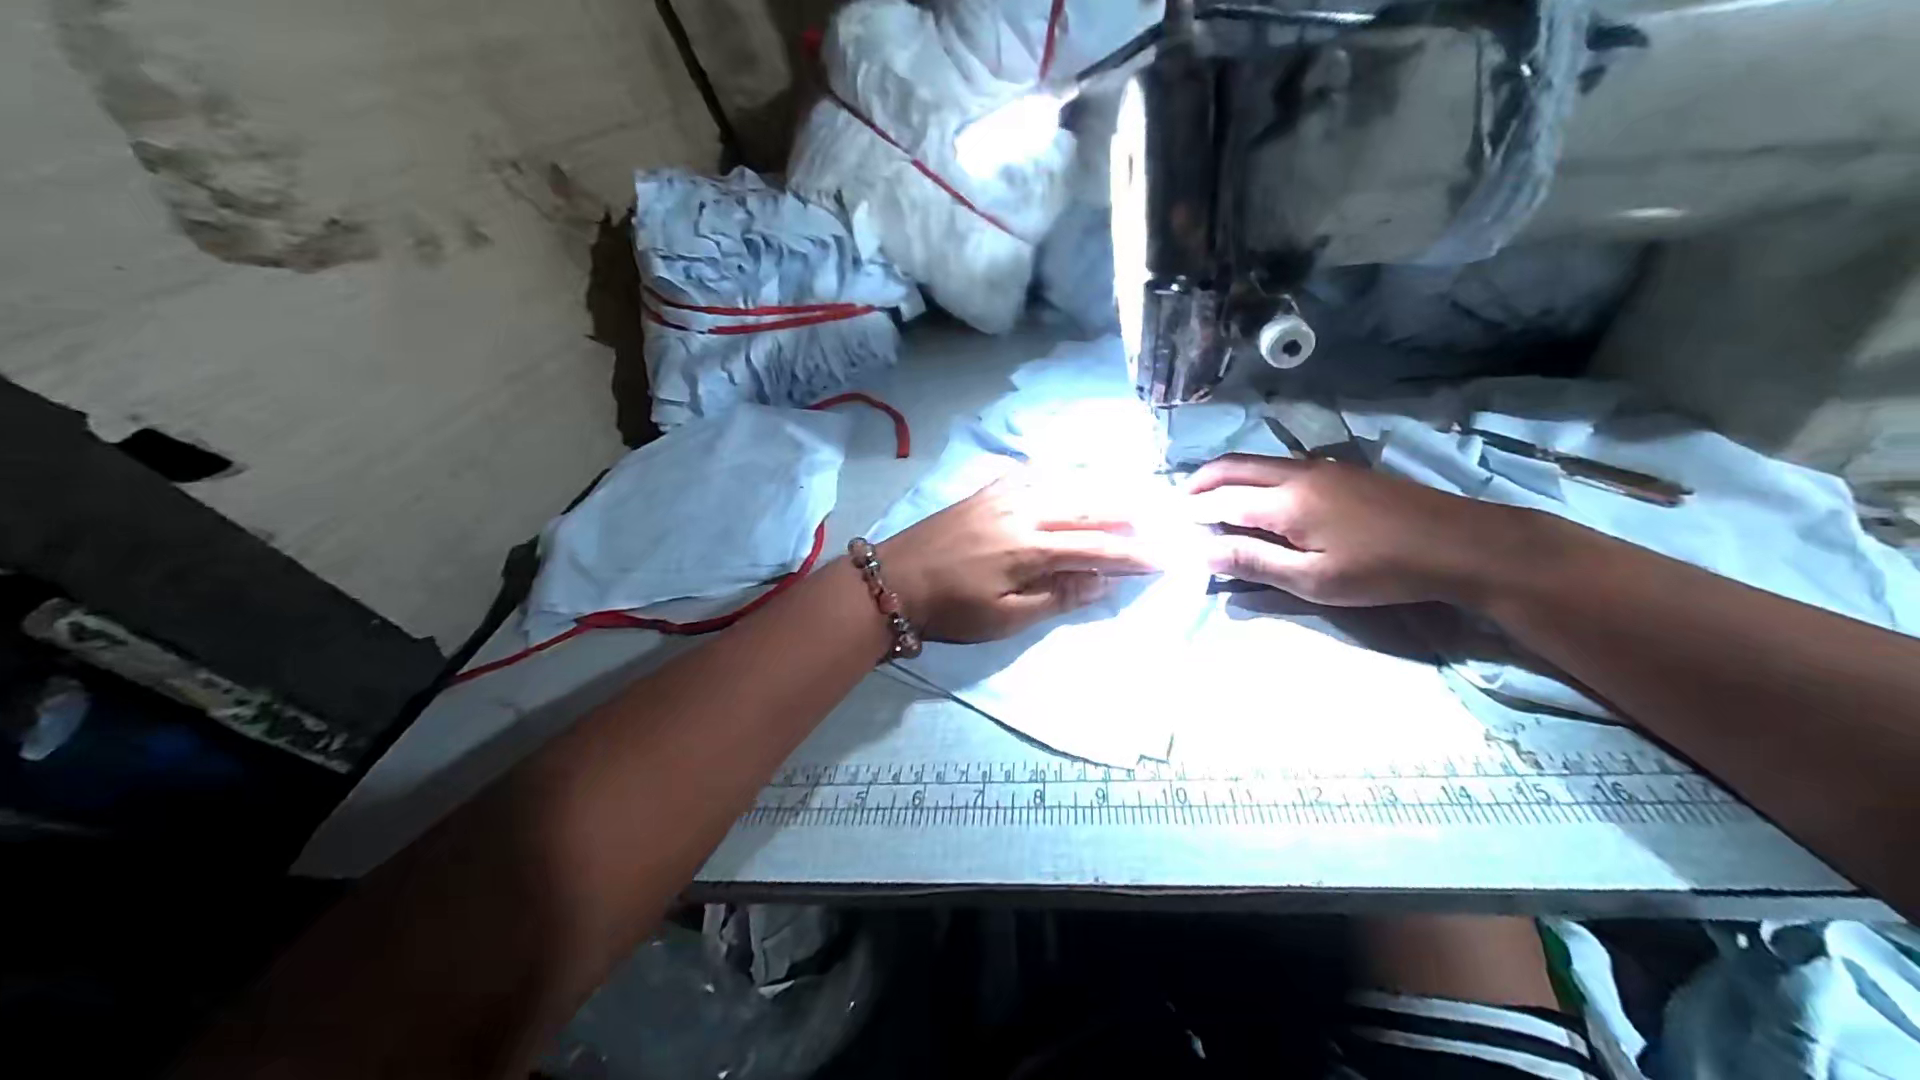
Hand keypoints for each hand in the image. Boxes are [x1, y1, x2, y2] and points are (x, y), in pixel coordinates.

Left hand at [877, 471, 1158, 642]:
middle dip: (1125, 516)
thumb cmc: (950, 610)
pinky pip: (1031, 474)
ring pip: (1064, 486)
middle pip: (1087, 508)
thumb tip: (1103, 581)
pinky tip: (1067, 478)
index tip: (1161, 558)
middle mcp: (1024, 512)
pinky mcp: (985, 491)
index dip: (1132, 555)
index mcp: (1031, 548)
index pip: (1096, 548)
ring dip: (1098, 493)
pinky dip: (1058, 476)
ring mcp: (1003, 496)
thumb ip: (1057, 597)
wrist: (893, 581)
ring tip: (1123, 499)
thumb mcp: (1005, 618)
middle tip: (1154, 522)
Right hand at [1184, 453, 1530, 607]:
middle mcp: (1294, 474)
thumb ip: (1254, 563)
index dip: (1191, 515)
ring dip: (1224, 475)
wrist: (1460, 542)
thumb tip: (1202, 552)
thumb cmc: (1381, 570)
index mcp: (1284, 502)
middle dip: (1199, 482)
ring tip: (1208, 497)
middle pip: (1232, 468)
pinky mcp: (1338, 470)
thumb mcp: (1313, 580)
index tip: (1169, 526)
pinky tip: (1256, 496)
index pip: (1220, 503)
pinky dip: (1250, 475)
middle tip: (1179, 502)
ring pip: (1255, 462)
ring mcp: (1319, 467)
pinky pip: (1278, 464)